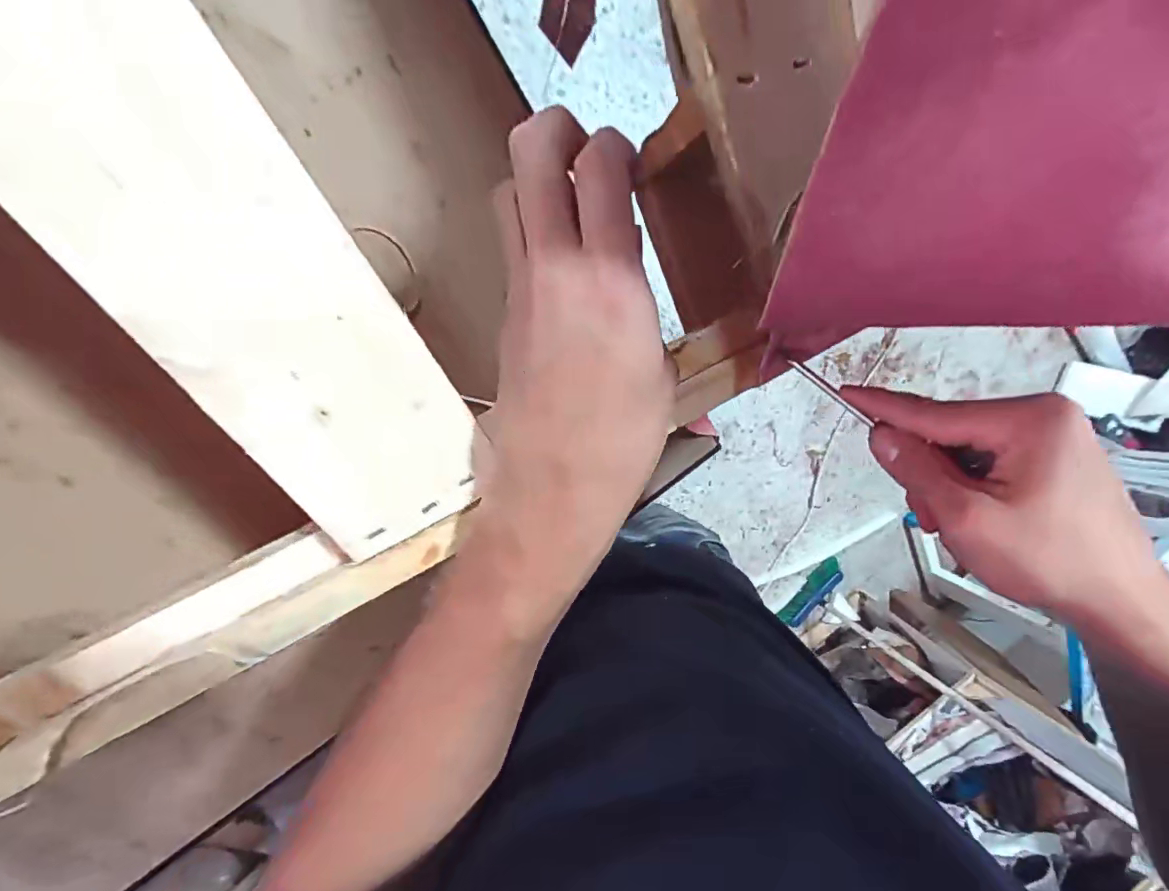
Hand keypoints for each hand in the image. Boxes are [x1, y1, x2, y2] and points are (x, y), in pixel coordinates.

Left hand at [476, 108, 674, 592]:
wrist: (555, 486)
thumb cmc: (626, 441)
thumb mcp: (662, 377)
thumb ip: (647, 317)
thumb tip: (638, 289)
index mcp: (611, 283)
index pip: (600, 174)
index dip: (614, 144)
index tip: (631, 149)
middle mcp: (557, 269)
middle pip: (531, 156)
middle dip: (555, 127)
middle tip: (584, 137)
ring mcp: (522, 289)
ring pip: (510, 196)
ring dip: (536, 178)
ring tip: (572, 196)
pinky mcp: (507, 315)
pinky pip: (515, 248)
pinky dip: (536, 232)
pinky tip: (567, 263)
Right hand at [841, 387, 1168, 634]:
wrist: (1119, 599)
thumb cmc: (1053, 561)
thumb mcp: (969, 519)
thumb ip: (919, 472)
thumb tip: (884, 435)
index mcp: (1030, 419)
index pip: (938, 412)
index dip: (887, 409)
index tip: (852, 394)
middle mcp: (1047, 417)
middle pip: (957, 437)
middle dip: (934, 479)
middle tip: (932, 522)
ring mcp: (1058, 440)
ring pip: (976, 457)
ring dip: (957, 493)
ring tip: (969, 535)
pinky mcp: (1060, 464)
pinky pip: (1001, 468)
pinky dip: (981, 496)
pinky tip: (988, 528)